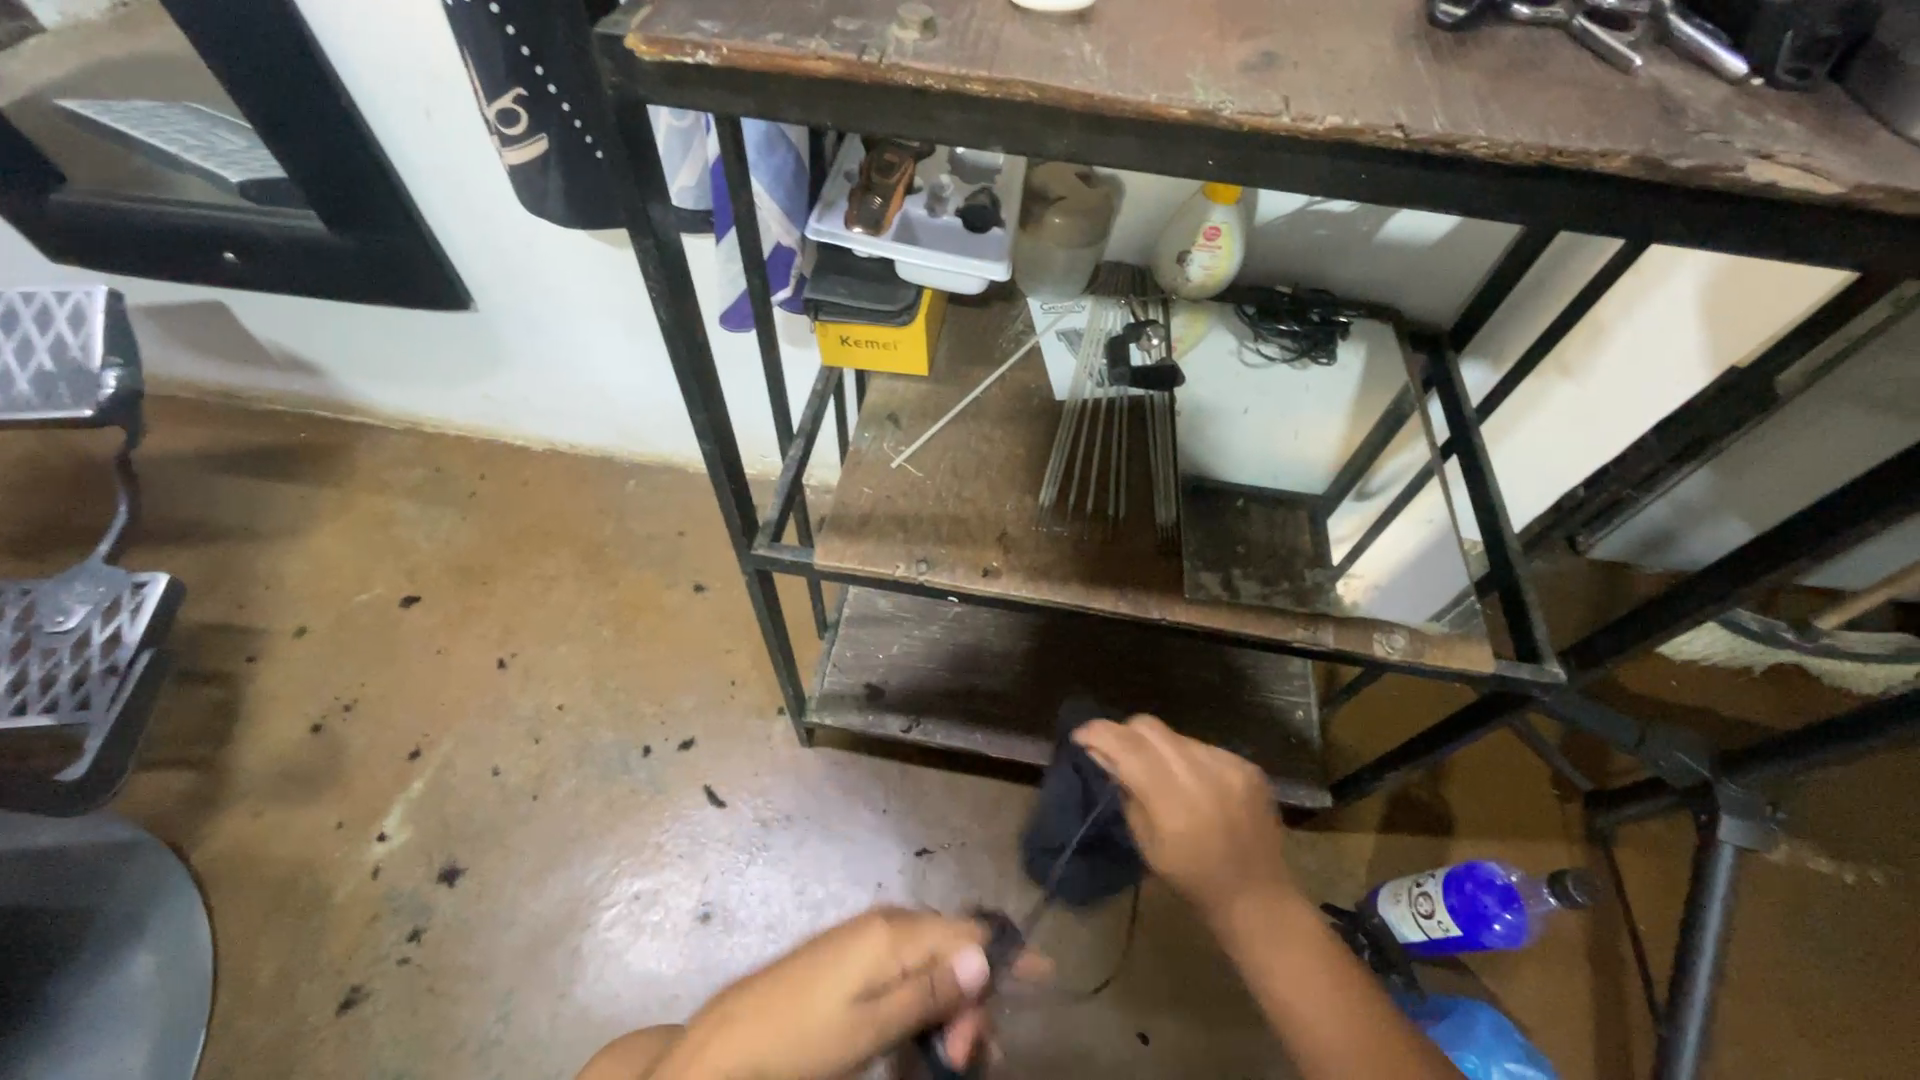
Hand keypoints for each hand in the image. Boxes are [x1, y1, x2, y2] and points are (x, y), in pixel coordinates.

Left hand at [652, 906, 1037, 1079]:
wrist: (724, 1047)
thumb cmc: (801, 1041)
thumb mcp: (871, 1028)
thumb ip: (930, 990)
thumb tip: (986, 957)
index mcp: (894, 933)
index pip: (969, 933)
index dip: (1008, 955)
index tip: (1046, 978)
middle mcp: (886, 925)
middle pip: (953, 950)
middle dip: (973, 1001)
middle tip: (965, 1060)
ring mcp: (866, 941)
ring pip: (931, 964)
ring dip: (949, 1008)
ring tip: (951, 1060)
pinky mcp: (852, 960)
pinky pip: (904, 972)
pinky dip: (922, 1004)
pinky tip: (923, 1042)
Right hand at [1073, 714, 1298, 928]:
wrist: (1256, 894)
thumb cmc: (1191, 879)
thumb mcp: (1145, 843)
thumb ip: (1125, 793)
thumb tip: (1103, 755)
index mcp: (1173, 800)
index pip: (1127, 746)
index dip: (1098, 733)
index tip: (1080, 735)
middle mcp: (1202, 773)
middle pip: (1149, 726)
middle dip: (1124, 733)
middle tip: (1114, 751)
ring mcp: (1229, 765)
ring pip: (1176, 735)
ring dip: (1158, 747)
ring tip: (1158, 773)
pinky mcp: (1248, 765)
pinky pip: (1204, 747)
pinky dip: (1188, 758)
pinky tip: (1193, 784)